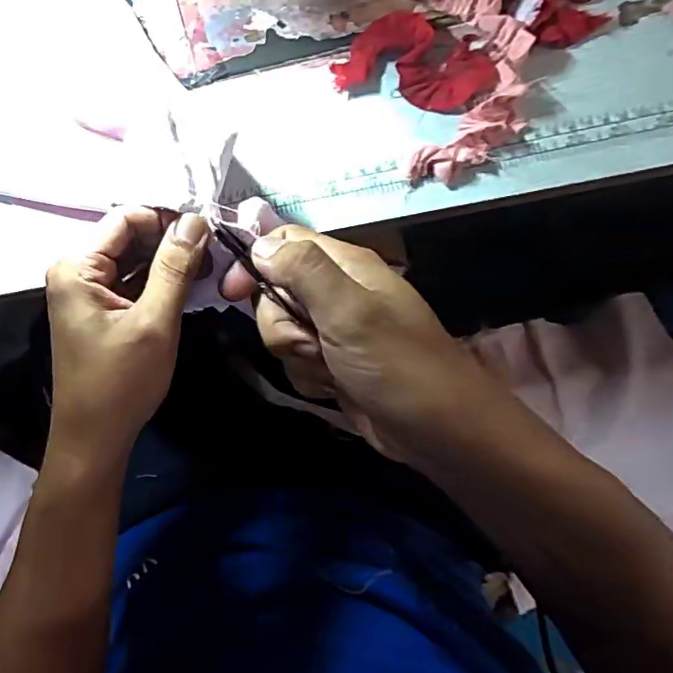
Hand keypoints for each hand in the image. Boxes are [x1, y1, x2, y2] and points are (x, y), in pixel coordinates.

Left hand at [45, 208, 210, 458]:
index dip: (166, 217)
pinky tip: (191, 283)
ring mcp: (87, 292)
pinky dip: (159, 281)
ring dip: (169, 261)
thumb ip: (174, 268)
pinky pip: (132, 281)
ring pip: (133, 259)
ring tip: (210, 266)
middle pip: (129, 237)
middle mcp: (75, 272)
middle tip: (215, 249)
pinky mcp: (100, 310)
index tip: (207, 226)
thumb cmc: (120, 383)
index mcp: (76, 268)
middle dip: (171, 240)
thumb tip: (195, 220)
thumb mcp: (154, 322)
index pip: (125, 219)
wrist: (94, 439)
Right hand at [219, 225, 506, 460]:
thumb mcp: (348, 310)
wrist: (438, 431)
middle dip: (281, 323)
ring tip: (330, 368)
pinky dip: (309, 376)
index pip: (283, 241)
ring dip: (297, 355)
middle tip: (312, 342)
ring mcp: (334, 329)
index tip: (233, 292)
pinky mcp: (333, 362)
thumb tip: (260, 245)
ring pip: (281, 330)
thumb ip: (303, 270)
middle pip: (275, 291)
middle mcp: (337, 291)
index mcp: (344, 265)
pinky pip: (296, 361)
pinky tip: (333, 387)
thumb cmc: (396, 364)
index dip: (254, 262)